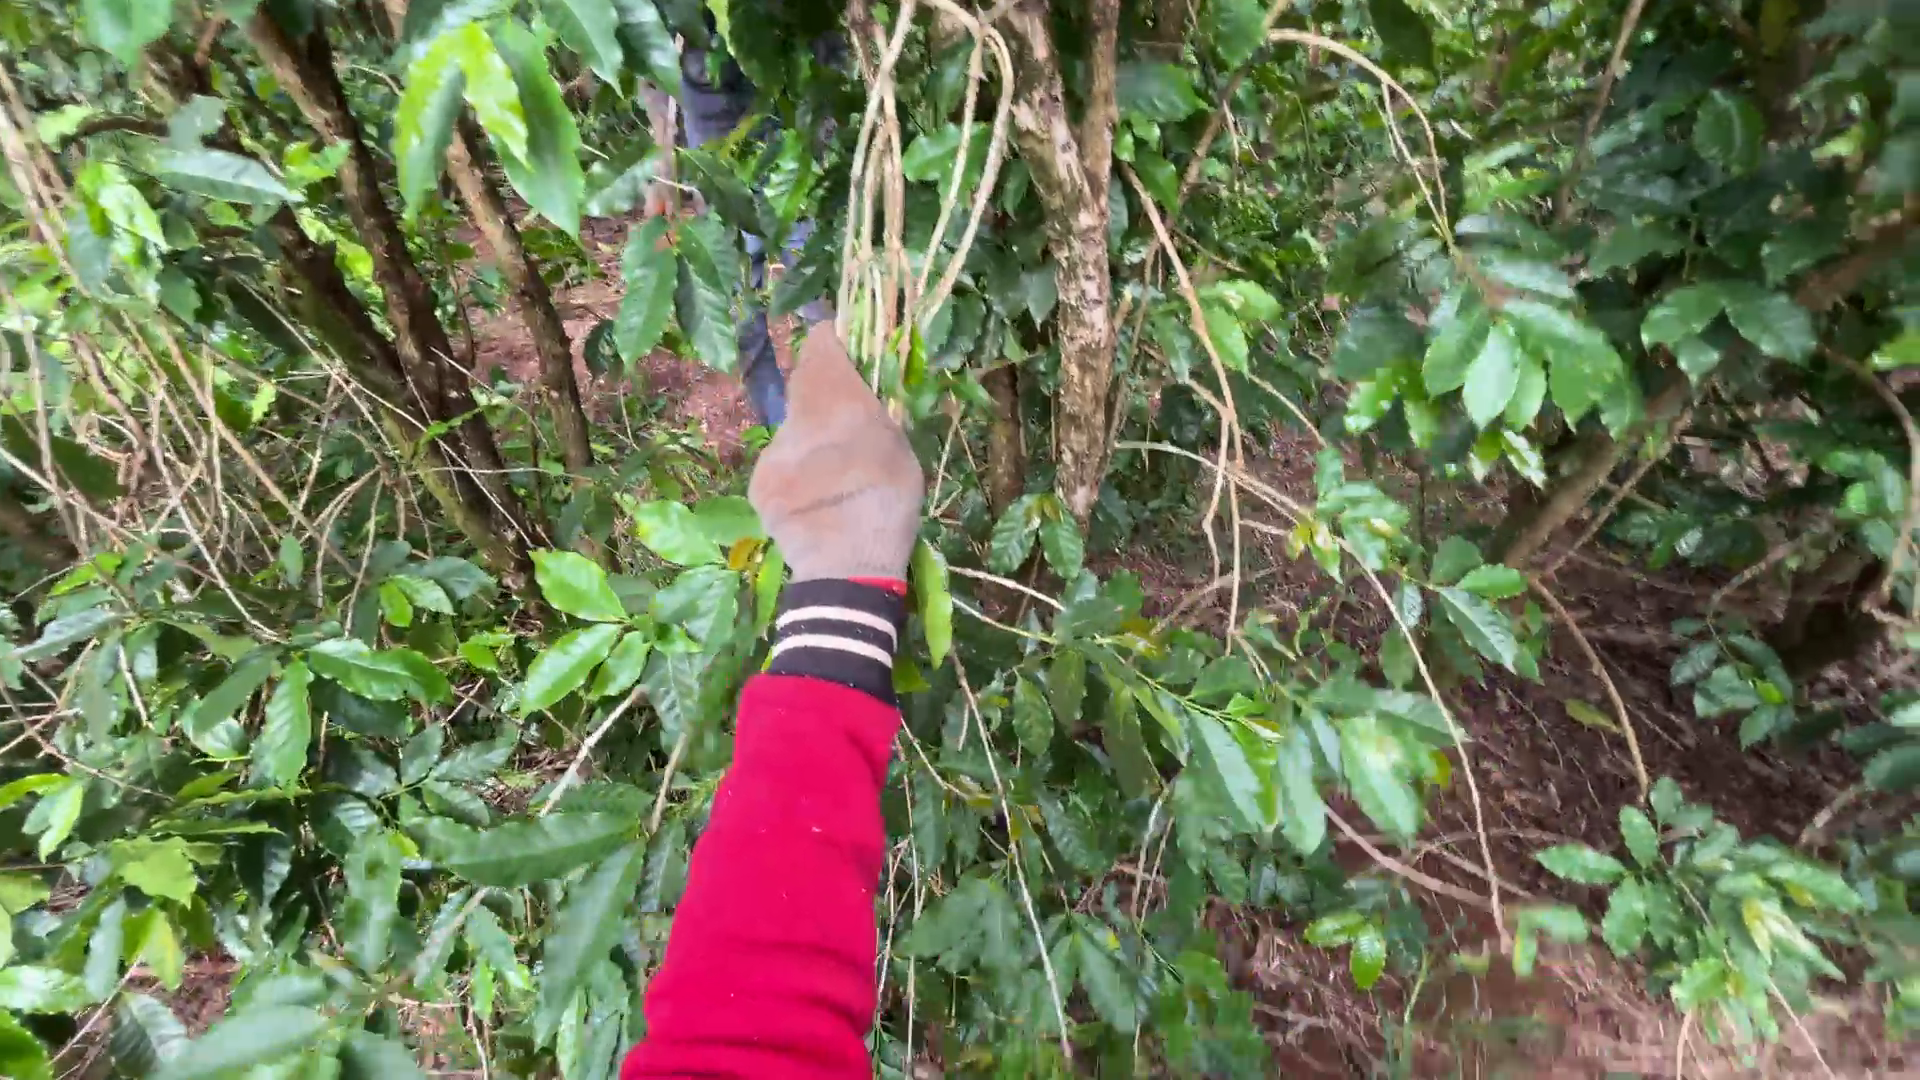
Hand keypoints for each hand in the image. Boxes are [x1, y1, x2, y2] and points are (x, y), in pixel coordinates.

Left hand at [748, 329, 923, 581]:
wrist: (846, 570)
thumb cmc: (888, 507)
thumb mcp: (901, 453)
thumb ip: (877, 416)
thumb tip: (865, 393)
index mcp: (839, 405)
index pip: (822, 348)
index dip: (832, 342)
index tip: (844, 347)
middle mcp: (798, 419)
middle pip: (804, 387)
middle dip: (823, 392)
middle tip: (845, 414)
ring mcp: (774, 453)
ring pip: (792, 428)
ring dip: (810, 436)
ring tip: (833, 470)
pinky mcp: (759, 483)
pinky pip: (780, 461)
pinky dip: (797, 468)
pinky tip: (814, 494)